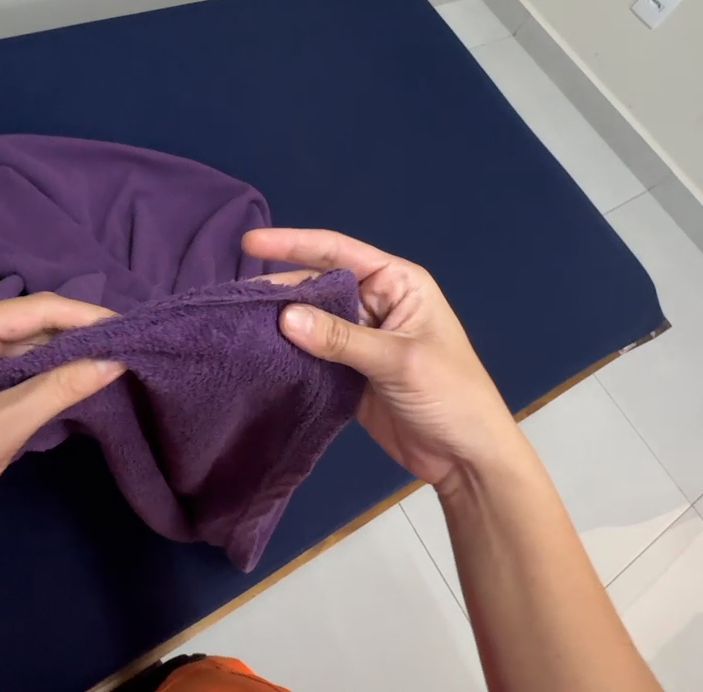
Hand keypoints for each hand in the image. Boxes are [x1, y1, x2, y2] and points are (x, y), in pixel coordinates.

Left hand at [0, 293, 123, 619]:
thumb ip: (58, 390)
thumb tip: (117, 360)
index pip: (36, 308)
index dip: (87, 316)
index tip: (132, 329)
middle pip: (35, 322)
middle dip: (82, 333)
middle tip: (132, 345)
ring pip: (31, 344)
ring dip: (70, 353)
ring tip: (118, 358)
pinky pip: (21, 365)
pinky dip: (51, 372)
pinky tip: (82, 377)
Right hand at [244, 229, 525, 496]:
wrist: (467, 460)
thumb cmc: (451, 394)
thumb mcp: (399, 360)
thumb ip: (341, 338)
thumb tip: (284, 315)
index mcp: (396, 283)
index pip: (338, 252)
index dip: (293, 244)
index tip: (249, 243)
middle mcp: (375, 302)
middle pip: (319, 284)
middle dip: (280, 287)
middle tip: (235, 297)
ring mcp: (361, 337)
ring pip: (312, 319)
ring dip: (281, 322)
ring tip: (237, 322)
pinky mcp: (349, 371)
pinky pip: (313, 353)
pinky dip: (289, 352)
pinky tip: (259, 352)